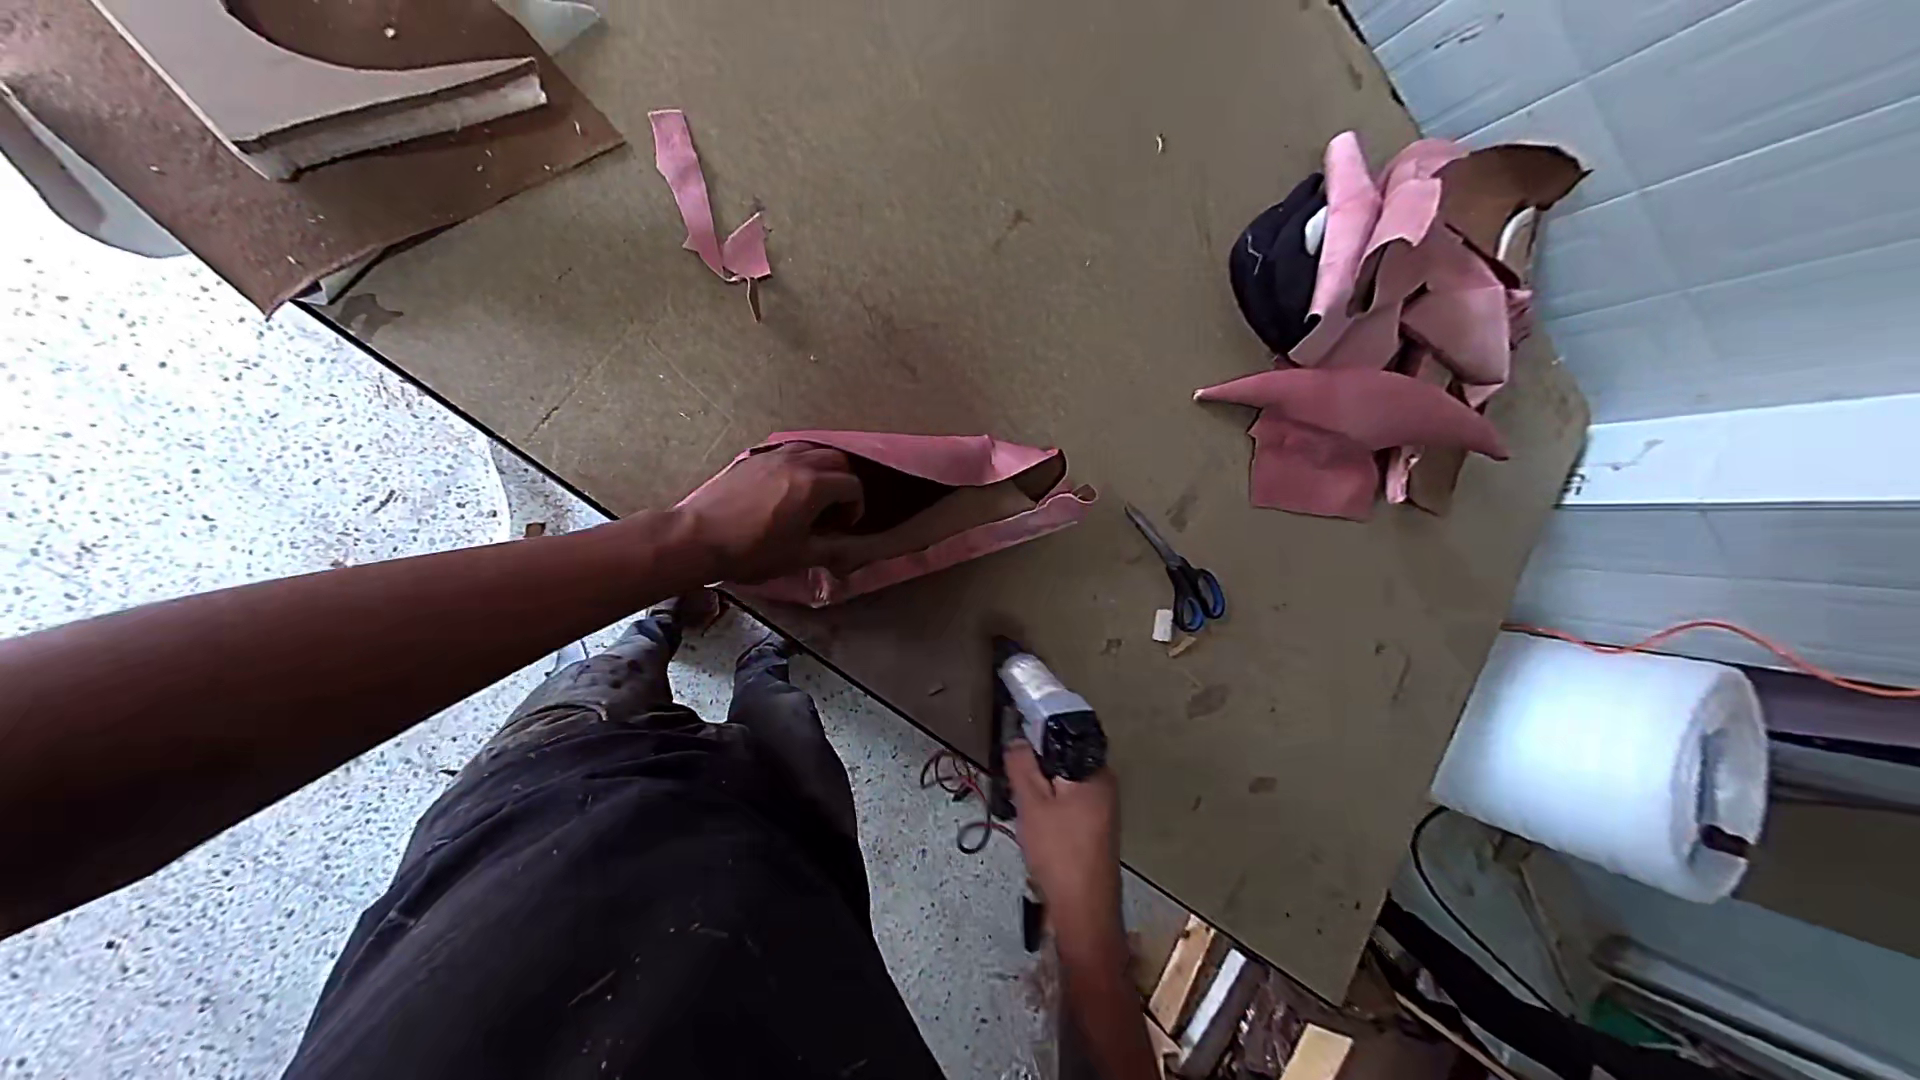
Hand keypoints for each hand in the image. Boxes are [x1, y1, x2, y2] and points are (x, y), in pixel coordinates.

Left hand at [673, 444, 864, 582]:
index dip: (855, 507)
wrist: (698, 538)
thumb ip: (832, 549)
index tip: (843, 526)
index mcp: (813, 486)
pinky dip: (800, 462)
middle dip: (844, 483)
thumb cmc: (752, 551)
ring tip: (815, 493)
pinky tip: (788, 485)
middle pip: (837, 461)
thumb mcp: (799, 556)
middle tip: (834, 509)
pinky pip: (788, 450)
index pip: (853, 486)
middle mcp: (797, 462)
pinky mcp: (754, 459)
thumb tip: (852, 549)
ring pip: (813, 449)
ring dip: (823, 468)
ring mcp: (773, 456)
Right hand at [1006, 740, 1123, 951]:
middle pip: (1062, 760)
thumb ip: (1021, 764)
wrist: (1083, 909)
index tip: (1014, 744)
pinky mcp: (1096, 828)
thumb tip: (1017, 739)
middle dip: (1036, 769)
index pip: (1063, 735)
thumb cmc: (1059, 851)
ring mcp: (1103, 808)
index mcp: (1095, 771)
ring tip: (1024, 808)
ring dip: (1041, 791)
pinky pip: (1069, 803)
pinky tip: (1037, 828)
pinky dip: (1051, 808)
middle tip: (1015, 783)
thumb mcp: (1031, 802)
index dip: (1036, 735)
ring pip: (1063, 784)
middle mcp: (1104, 784)